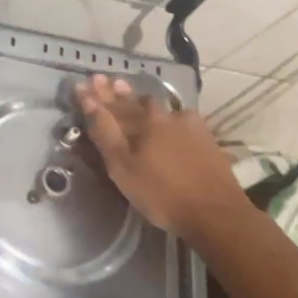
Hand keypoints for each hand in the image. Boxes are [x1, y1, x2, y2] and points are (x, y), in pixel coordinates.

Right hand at [74, 74, 247, 235]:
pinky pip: (182, 120)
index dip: (95, 95)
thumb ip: (105, 132)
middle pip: (138, 101)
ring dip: (146, 103)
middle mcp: (167, 115)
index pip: (112, 103)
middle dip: (120, 93)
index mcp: (144, 121)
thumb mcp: (122, 167)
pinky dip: (169, 118)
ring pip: (162, 109)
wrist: (215, 213)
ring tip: (137, 99)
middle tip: (109, 83)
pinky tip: (172, 119)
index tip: (82, 85)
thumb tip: (89, 100)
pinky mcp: (207, 140)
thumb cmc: (161, 193)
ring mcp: (191, 126)